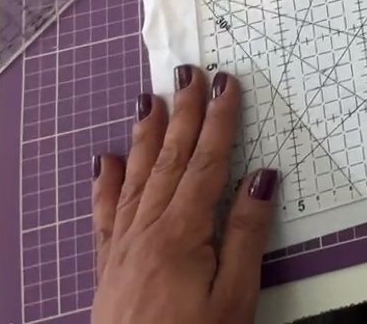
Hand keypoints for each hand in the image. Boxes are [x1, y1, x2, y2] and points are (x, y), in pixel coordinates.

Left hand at [92, 65, 278, 323]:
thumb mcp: (234, 294)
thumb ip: (247, 233)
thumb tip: (261, 176)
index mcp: (181, 234)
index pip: (205, 162)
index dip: (219, 120)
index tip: (226, 82)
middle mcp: (146, 233)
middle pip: (168, 160)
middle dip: (182, 113)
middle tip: (187, 72)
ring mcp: (122, 250)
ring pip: (136, 179)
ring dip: (145, 136)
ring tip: (148, 100)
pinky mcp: (109, 269)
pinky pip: (106, 216)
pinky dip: (105, 185)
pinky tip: (105, 161)